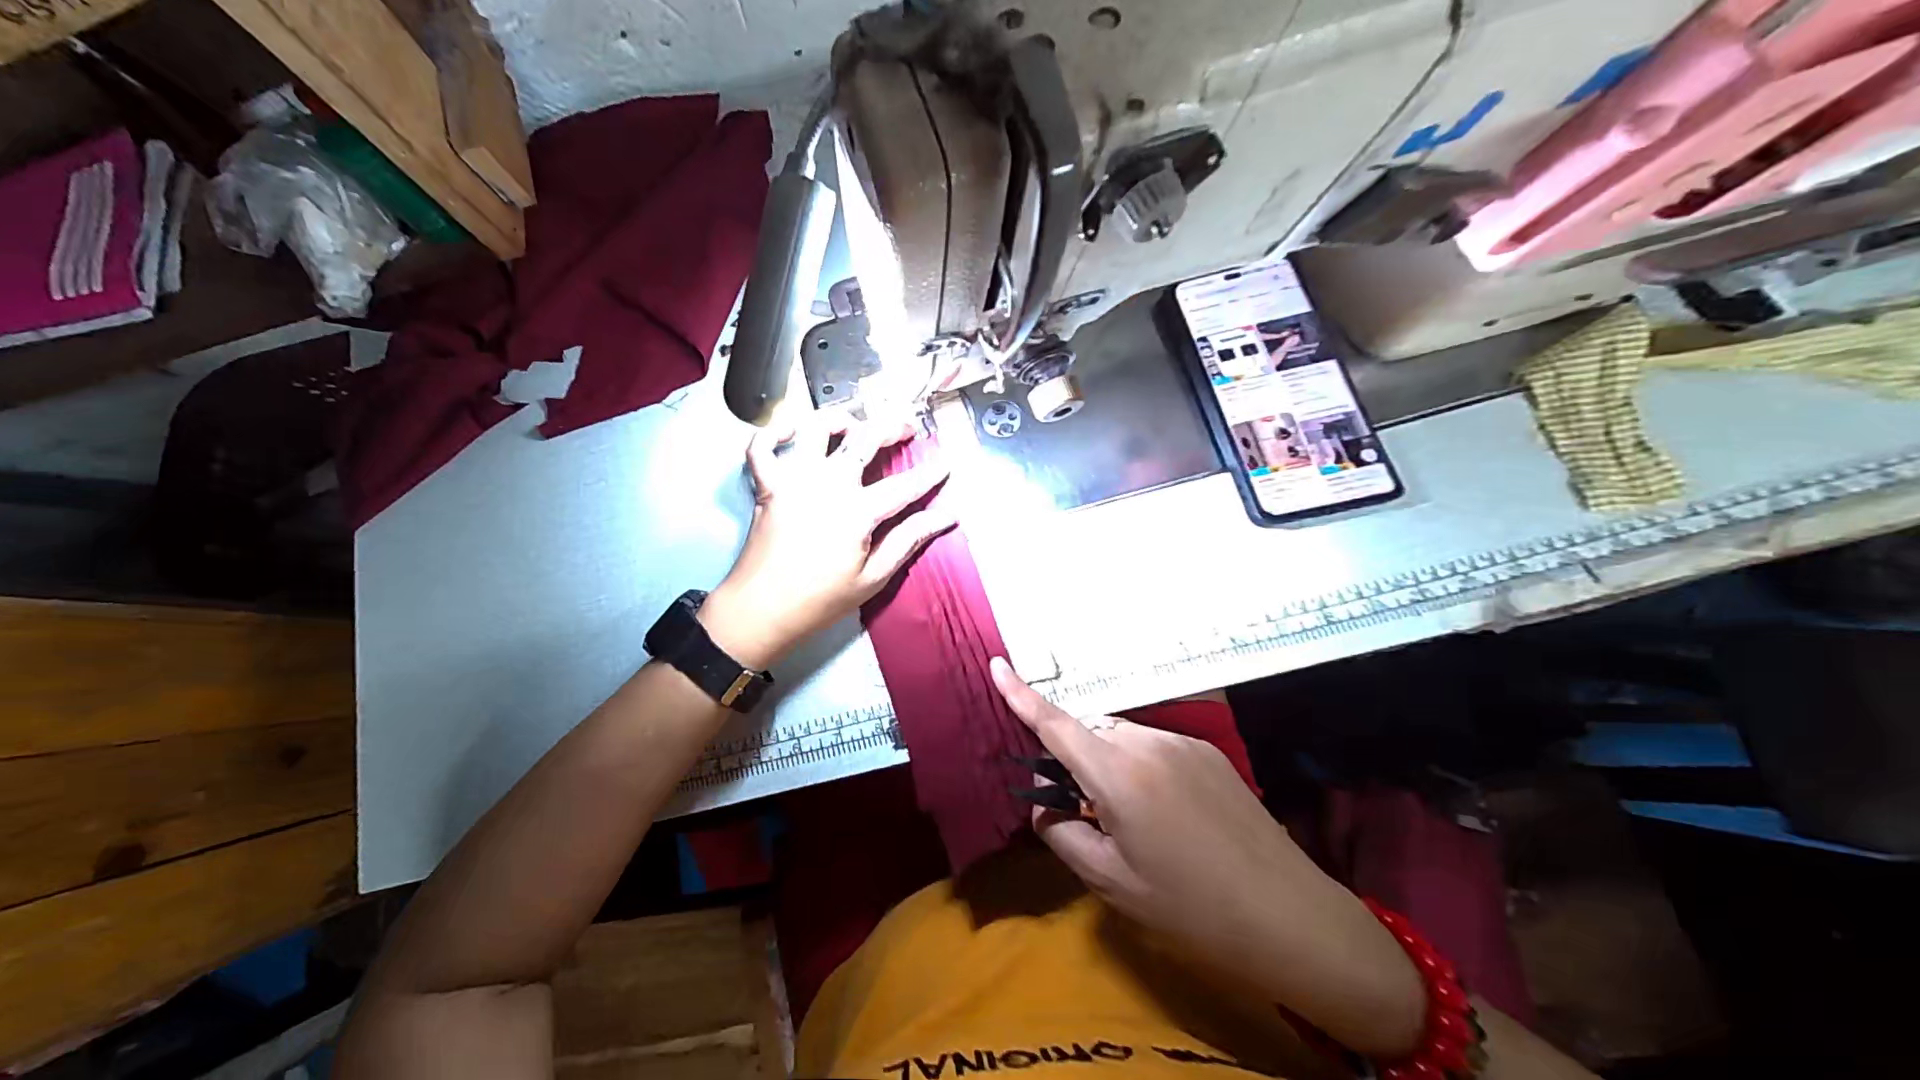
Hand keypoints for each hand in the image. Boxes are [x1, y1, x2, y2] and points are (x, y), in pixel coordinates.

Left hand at [697, 410, 954, 670]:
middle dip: (893, 425)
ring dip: (839, 418)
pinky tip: (791, 432)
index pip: (904, 485)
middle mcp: (826, 484)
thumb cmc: (818, 600)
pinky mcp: (767, 486)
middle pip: (865, 437)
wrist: (760, 610)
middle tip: (908, 427)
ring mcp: (793, 481)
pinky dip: (774, 433)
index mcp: (857, 511)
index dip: (930, 474)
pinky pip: (762, 447)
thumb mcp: (873, 577)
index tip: (945, 464)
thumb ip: (907, 540)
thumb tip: (943, 519)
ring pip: (815, 428)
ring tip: (854, 423)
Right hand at [989, 658, 1425, 1057]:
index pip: (1056, 724)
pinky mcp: (1210, 754)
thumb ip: (1063, 834)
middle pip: (1090, 733)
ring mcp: (1184, 744)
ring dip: (1110, 764)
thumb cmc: (1189, 908)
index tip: (996, 664)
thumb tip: (1044, 806)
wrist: (1288, 917)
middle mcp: (1149, 744)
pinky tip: (1167, 814)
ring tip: (1132, 820)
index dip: (1021, 694)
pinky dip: (1141, 767)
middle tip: (1083, 810)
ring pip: (1122, 738)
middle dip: (1075, 758)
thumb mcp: (1111, 881)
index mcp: (1118, 775)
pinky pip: (1156, 747)